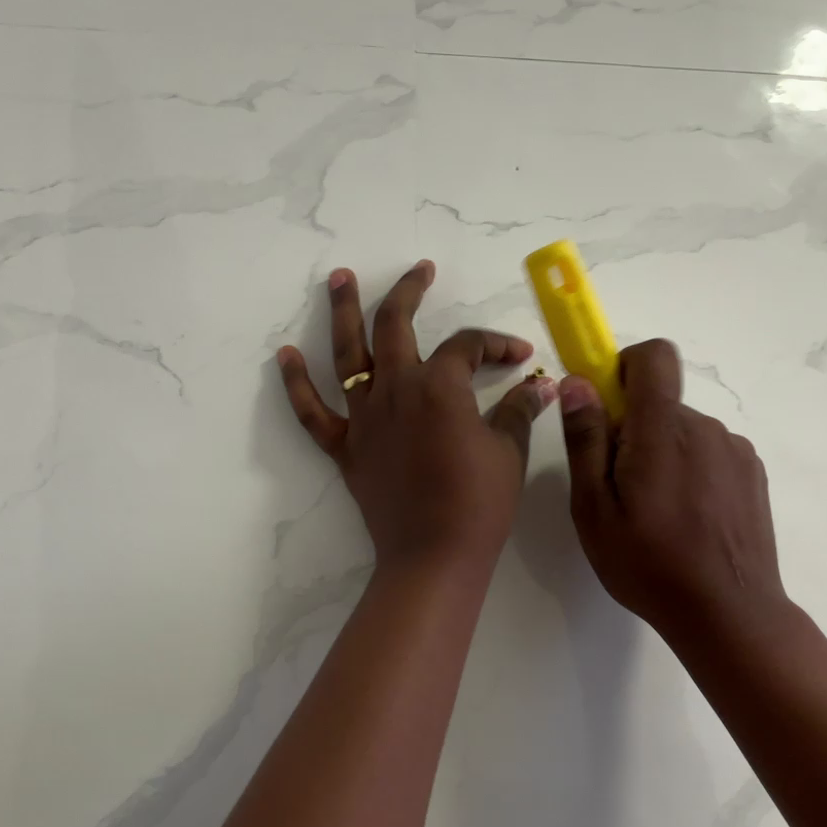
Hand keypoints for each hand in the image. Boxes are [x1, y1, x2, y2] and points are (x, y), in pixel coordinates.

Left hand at [278, 261, 557, 573]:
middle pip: (396, 325)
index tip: (519, 357)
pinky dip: (296, 384)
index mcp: (438, 385)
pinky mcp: (344, 447)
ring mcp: (363, 417)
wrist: (434, 555)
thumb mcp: (507, 450)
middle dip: (408, 291)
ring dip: (341, 311)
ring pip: (347, 353)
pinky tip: (284, 355)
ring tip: (338, 278)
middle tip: (418, 271)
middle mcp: (395, 388)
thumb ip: (518, 409)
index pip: (467, 346)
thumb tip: (541, 385)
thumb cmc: (479, 502)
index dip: (495, 344)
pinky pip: (312, 412)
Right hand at [557, 339, 789, 636]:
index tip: (606, 405)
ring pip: (683, 432)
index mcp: (662, 431)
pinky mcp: (752, 473)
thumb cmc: (648, 565)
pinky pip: (708, 453)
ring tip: (656, 513)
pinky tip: (687, 520)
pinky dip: (690, 472)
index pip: (654, 357)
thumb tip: (577, 384)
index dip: (625, 366)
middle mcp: (705, 428)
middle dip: (633, 431)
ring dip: (662, 454)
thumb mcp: (594, 508)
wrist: (728, 614)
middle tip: (620, 489)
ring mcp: (734, 450)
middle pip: (660, 403)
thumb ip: (586, 439)